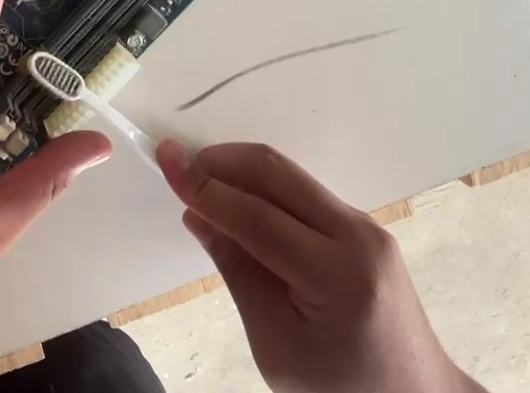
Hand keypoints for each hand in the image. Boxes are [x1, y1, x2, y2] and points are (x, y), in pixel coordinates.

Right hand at [157, 141, 482, 392]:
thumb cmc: (339, 387)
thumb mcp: (275, 344)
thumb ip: (237, 271)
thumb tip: (198, 213)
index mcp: (340, 278)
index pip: (258, 218)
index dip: (206, 187)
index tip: (165, 159)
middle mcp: (358, 237)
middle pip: (276, 174)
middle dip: (220, 161)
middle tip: (177, 163)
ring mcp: (364, 224)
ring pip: (287, 174)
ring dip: (237, 169)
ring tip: (199, 182)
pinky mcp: (359, 222)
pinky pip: (299, 189)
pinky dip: (259, 186)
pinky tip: (235, 200)